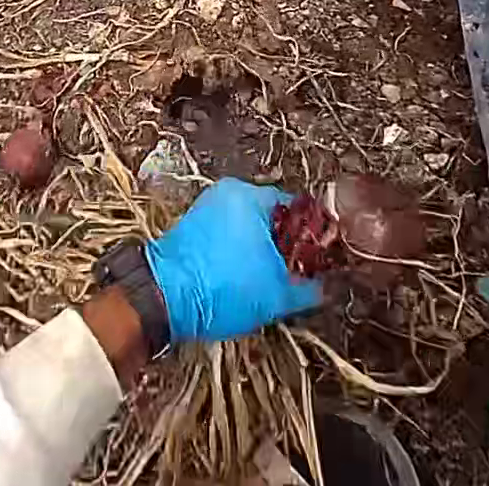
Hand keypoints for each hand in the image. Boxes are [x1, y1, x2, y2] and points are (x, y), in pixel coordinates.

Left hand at [145, 179, 322, 342]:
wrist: (165, 296)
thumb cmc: (222, 285)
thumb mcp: (277, 293)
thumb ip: (308, 287)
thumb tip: (323, 288)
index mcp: (249, 196)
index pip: (295, 207)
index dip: (312, 234)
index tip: (320, 257)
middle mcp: (227, 193)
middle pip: (271, 216)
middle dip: (286, 245)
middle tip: (298, 272)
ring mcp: (208, 206)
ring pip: (249, 226)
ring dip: (263, 249)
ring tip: (273, 279)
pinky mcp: (194, 224)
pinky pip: (228, 232)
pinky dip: (240, 250)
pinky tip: (247, 278)